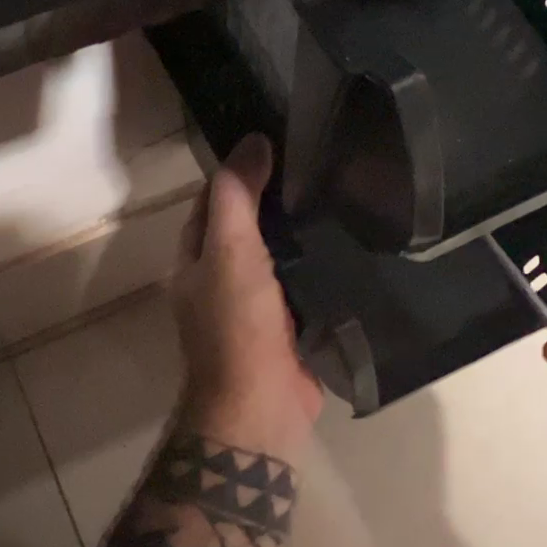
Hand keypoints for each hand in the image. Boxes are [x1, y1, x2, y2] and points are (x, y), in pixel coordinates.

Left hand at [172, 134, 321, 458]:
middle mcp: (221, 278)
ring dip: (302, 230)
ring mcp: (256, 304)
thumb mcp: (230, 251)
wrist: (261, 406)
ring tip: (343, 189)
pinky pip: (304, 284)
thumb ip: (237, 198)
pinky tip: (351, 241)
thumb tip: (252, 140)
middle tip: (323, 161)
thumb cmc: (236, 325)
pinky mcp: (290, 324)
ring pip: (278, 254)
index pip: (214, 200)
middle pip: (248, 226)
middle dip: (277, 198)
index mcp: (196, 259)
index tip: (280, 141)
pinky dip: (321, 264)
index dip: (240, 171)